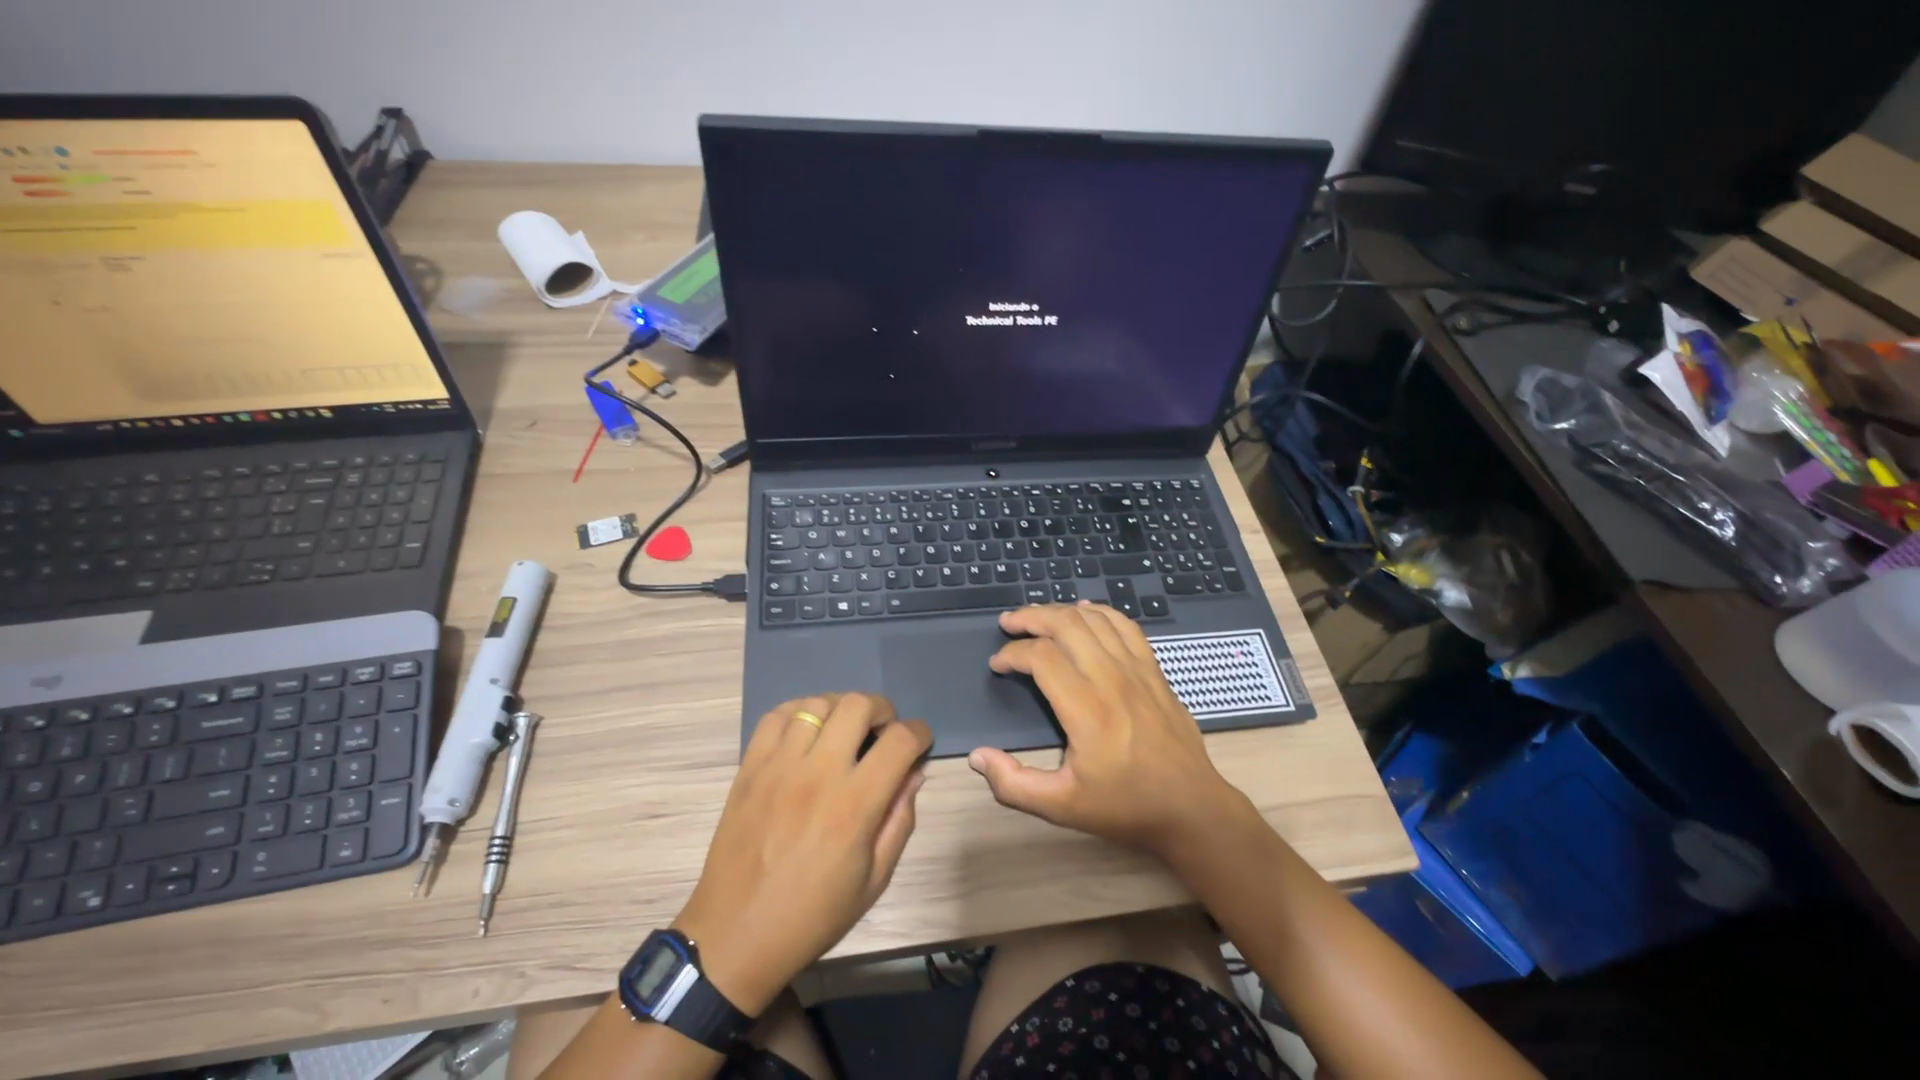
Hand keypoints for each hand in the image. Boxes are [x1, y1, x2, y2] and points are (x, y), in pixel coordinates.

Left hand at [674, 693, 930, 1015]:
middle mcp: (817, 773)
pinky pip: (776, 716)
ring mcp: (778, 766)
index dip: (919, 733)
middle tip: (883, 733)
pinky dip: (799, 713)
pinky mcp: (749, 768)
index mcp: (855, 805)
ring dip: (841, 710)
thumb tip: (914, 773)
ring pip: (817, 704)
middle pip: (858, 705)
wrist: (736, 934)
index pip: (900, 740)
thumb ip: (900, 820)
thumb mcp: (875, 880)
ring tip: (845, 733)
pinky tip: (808, 732)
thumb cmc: (813, 915)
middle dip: (883, 710)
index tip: (920, 742)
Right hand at [969, 603, 1250, 856]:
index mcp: (1088, 711)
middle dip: (1031, 617)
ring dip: (1061, 611)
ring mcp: (1138, 671)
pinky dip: (1101, 612)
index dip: (1012, 654)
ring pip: (1095, 620)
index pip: (1042, 657)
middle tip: (1007, 624)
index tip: (997, 666)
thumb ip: (1014, 784)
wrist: (1191, 807)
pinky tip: (1085, 612)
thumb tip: (978, 758)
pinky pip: (1126, 626)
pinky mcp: (1155, 672)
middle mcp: (1113, 680)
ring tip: (1037, 617)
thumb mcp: (1062, 806)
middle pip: (1067, 625)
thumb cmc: (1125, 807)